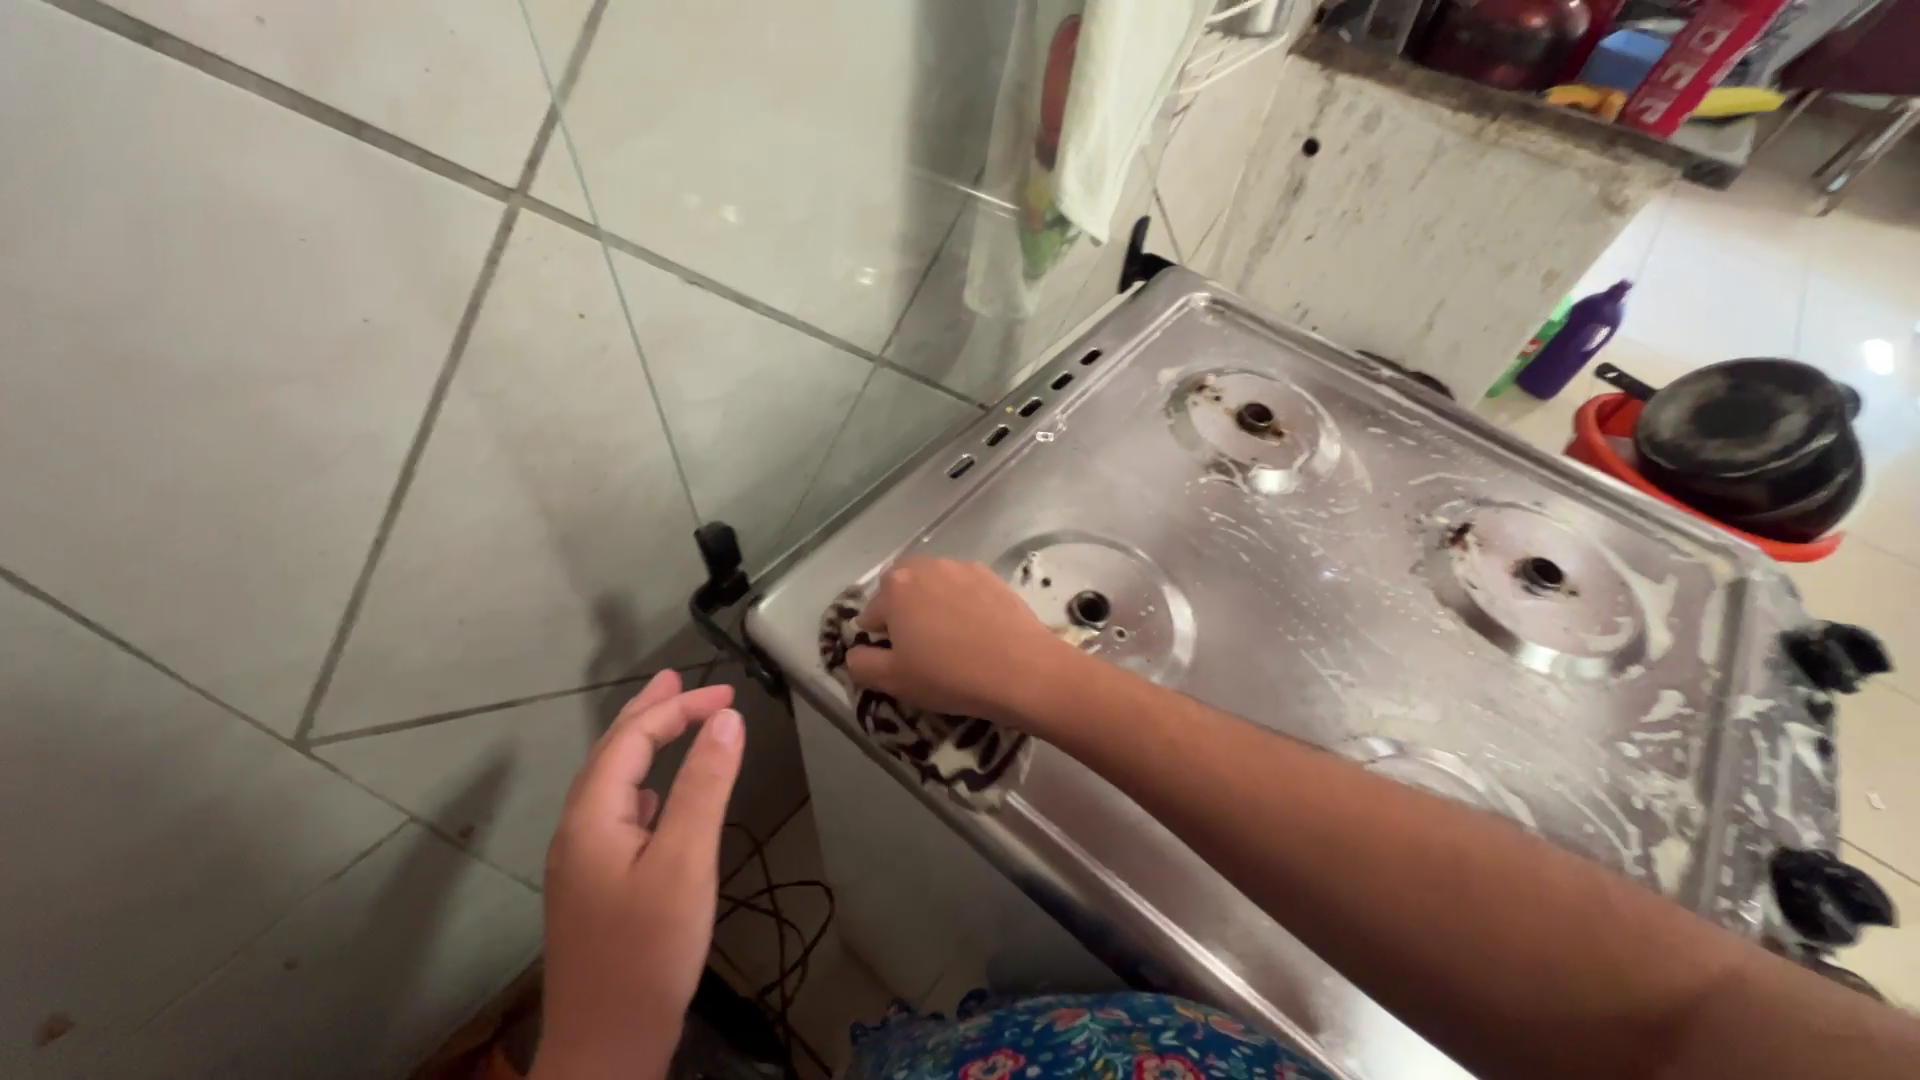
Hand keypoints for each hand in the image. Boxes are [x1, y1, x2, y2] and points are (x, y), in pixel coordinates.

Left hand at [534, 670, 742, 1079]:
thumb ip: (705, 786)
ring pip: (613, 784)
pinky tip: (658, 795)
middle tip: (677, 679)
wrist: (607, 1045)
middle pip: (612, 755)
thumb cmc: (648, 949)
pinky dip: (645, 783)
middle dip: (648, 713)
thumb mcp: (685, 860)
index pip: (632, 739)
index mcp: (592, 816)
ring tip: (671, 721)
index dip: (677, 708)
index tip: (727, 693)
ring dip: (643, 745)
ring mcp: (584, 861)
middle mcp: (578, 830)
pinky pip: (619, 812)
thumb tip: (725, 718)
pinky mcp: (597, 887)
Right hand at [846, 556, 1077, 729]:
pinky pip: (964, 589)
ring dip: (933, 606)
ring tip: (952, 640)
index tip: (900, 663)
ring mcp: (962, 568)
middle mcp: (925, 567)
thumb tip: (855, 652)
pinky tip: (978, 632)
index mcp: (894, 588)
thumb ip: (861, 664)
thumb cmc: (950, 676)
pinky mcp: (992, 576)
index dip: (880, 642)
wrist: (1022, 670)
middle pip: (901, 590)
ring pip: (934, 586)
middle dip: (904, 614)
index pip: (870, 616)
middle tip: (923, 649)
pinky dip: (963, 605)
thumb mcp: (893, 681)